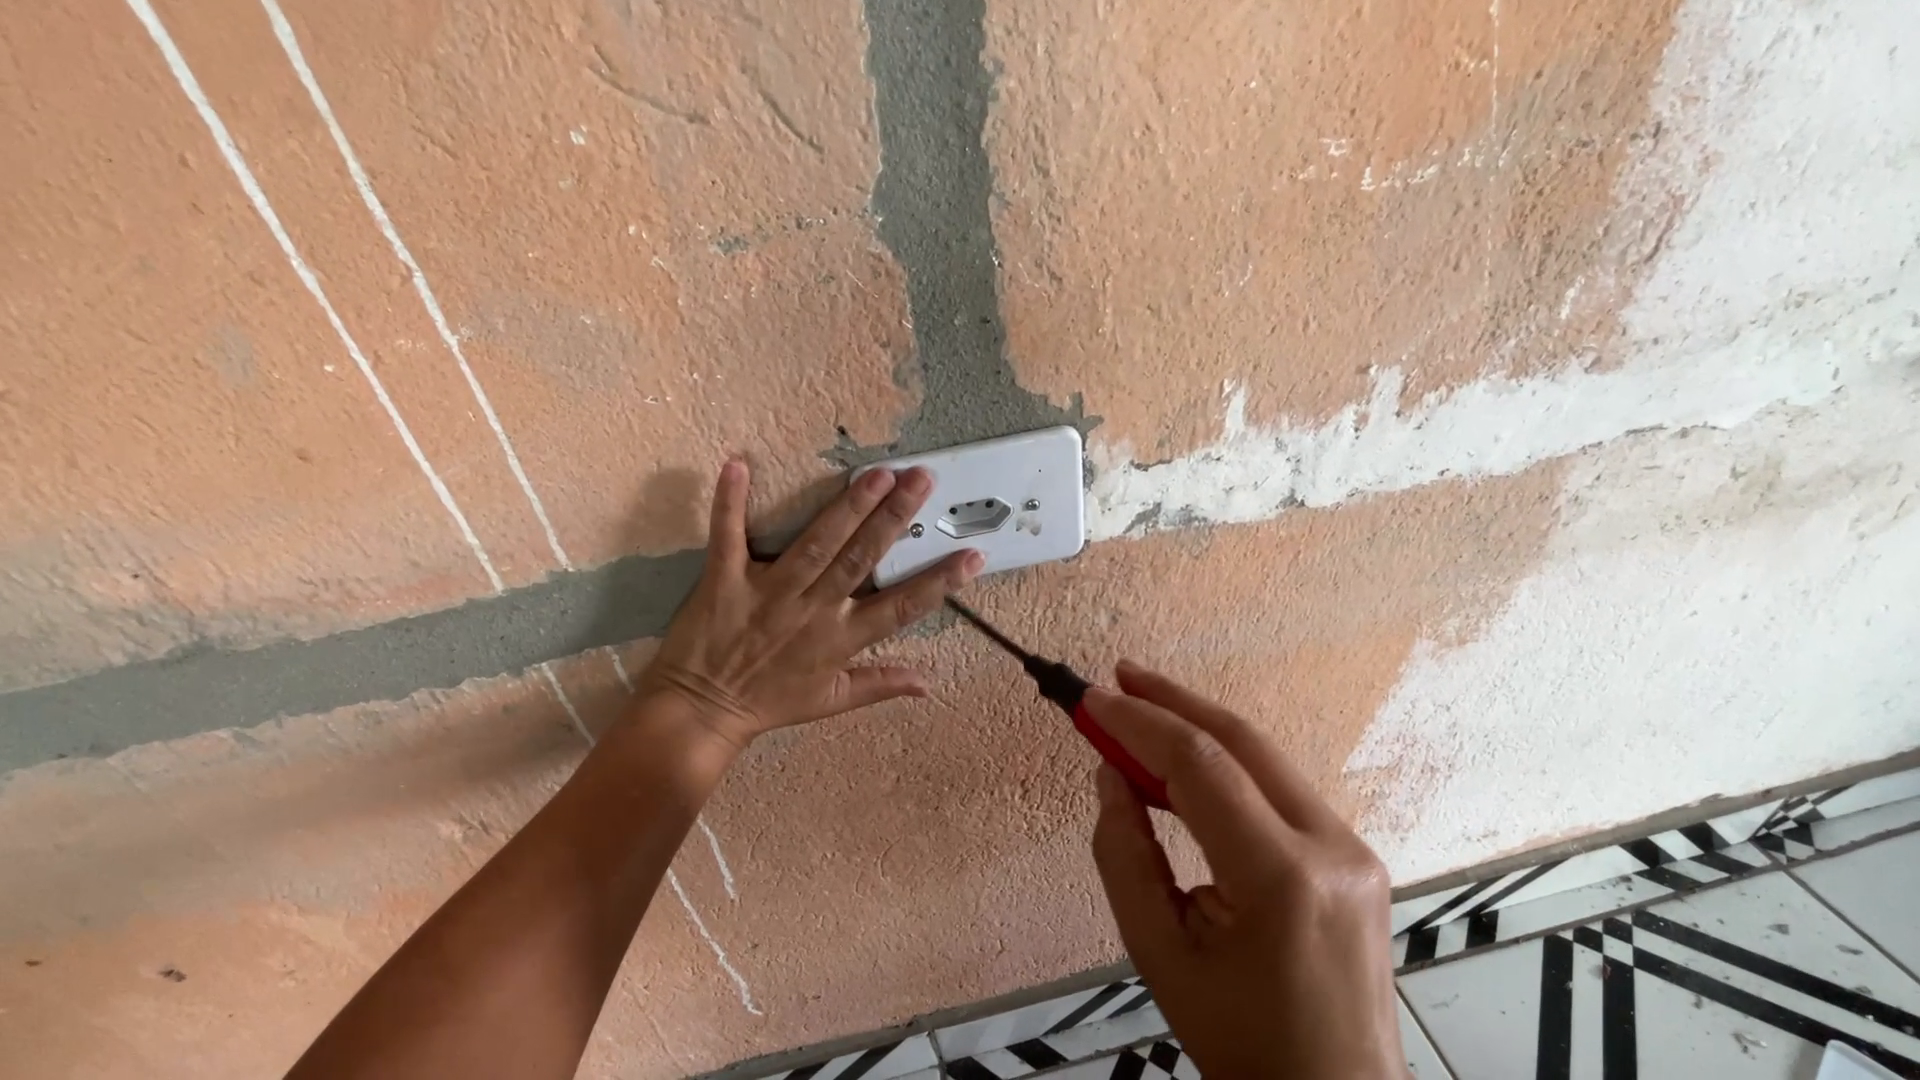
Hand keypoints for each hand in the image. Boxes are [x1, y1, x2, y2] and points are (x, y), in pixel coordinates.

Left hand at [639, 460, 982, 747]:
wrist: (700, 713)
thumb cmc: (768, 705)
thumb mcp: (831, 701)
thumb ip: (881, 684)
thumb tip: (930, 683)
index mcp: (840, 639)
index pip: (901, 608)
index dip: (940, 582)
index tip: (973, 554)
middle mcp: (812, 611)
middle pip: (861, 559)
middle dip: (894, 518)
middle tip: (921, 479)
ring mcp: (768, 592)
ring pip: (815, 543)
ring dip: (847, 507)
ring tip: (877, 474)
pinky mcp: (724, 580)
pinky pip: (728, 537)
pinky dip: (730, 502)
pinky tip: (738, 464)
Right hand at [1085, 661, 1403, 1078]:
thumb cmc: (1240, 1040)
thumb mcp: (1159, 955)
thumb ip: (1125, 856)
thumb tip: (1111, 778)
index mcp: (1283, 878)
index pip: (1201, 766)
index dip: (1139, 724)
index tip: (1090, 700)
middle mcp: (1332, 847)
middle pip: (1243, 742)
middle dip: (1174, 701)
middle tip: (1118, 677)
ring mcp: (1354, 847)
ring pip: (1265, 758)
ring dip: (1200, 729)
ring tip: (1141, 706)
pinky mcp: (1355, 854)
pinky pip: (1279, 789)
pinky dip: (1226, 766)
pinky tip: (1185, 762)